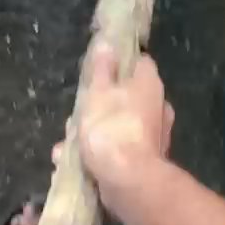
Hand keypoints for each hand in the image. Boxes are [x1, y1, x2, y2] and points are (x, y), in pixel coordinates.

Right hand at [70, 43, 173, 187]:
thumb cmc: (112, 127)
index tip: (98, 71)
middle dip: (98, 106)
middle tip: (76, 117)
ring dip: (93, 133)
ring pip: (119, 125)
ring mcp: (154, 135)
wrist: (129, 180)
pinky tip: (74, 163)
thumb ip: (101, 69)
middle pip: (125, 97)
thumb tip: (107, 44)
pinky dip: (99, 153)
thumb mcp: (98, 92)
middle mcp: (158, 106)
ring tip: (66, 145)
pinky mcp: (146, 159)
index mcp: (150, 84)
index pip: (139, 63)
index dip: (119, 64)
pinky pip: (119, 149)